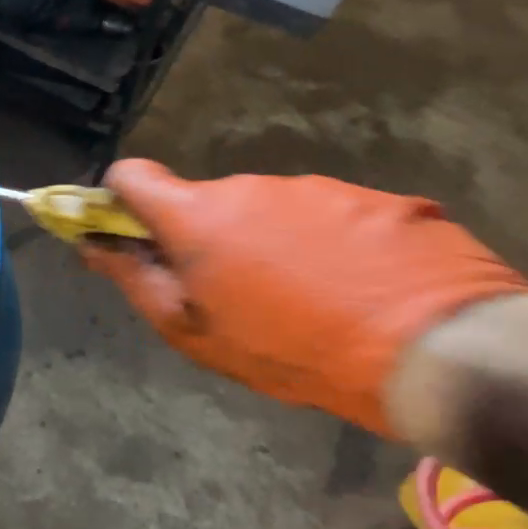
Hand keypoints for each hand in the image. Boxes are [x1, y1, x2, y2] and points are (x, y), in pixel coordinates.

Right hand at [81, 159, 527, 436]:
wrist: (438, 353)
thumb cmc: (286, 347)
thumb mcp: (190, 328)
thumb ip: (132, 277)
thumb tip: (89, 243)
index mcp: (194, 215)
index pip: (131, 176)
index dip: (123, 200)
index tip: (135, 234)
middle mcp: (249, 187)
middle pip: (208, 202)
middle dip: (212, 236)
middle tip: (237, 290)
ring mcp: (320, 190)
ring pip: (274, 210)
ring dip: (274, 240)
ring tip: (313, 296)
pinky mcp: (384, 200)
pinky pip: (338, 218)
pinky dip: (336, 244)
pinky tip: (362, 287)